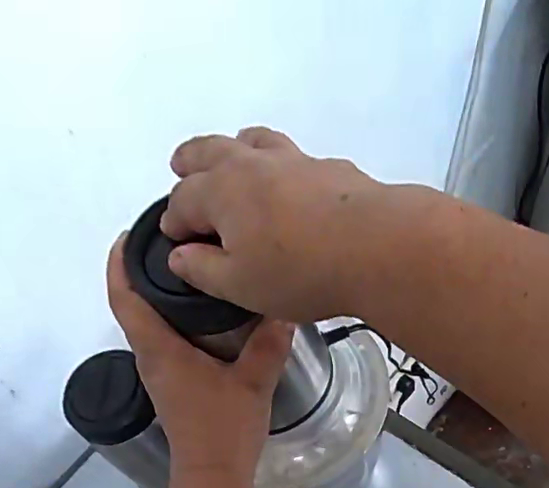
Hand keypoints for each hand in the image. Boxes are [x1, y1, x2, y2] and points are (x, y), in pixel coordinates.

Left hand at [106, 237, 291, 487]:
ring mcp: (158, 375)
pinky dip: (172, 321)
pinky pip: (162, 343)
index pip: (124, 296)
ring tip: (192, 273)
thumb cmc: (223, 429)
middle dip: (142, 272)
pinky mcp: (170, 388)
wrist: (212, 475)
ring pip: (147, 325)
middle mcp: (149, 358)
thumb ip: (268, 344)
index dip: (119, 262)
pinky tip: (203, 317)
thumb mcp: (253, 382)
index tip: (131, 235)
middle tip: (174, 245)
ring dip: (158, 298)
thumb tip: (284, 311)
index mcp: (158, 349)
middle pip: (131, 306)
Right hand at [157, 126, 408, 322]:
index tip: (174, 237)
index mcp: (221, 192)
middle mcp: (252, 165)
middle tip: (180, 166)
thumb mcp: (239, 286)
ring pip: (253, 141)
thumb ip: (203, 270)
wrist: (375, 248)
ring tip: (230, 156)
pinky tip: (287, 181)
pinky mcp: (328, 169)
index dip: (174, 220)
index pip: (184, 201)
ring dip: (233, 147)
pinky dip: (277, 163)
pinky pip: (292, 157)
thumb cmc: (300, 271)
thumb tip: (179, 257)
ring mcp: (293, 161)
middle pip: (210, 152)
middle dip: (190, 161)